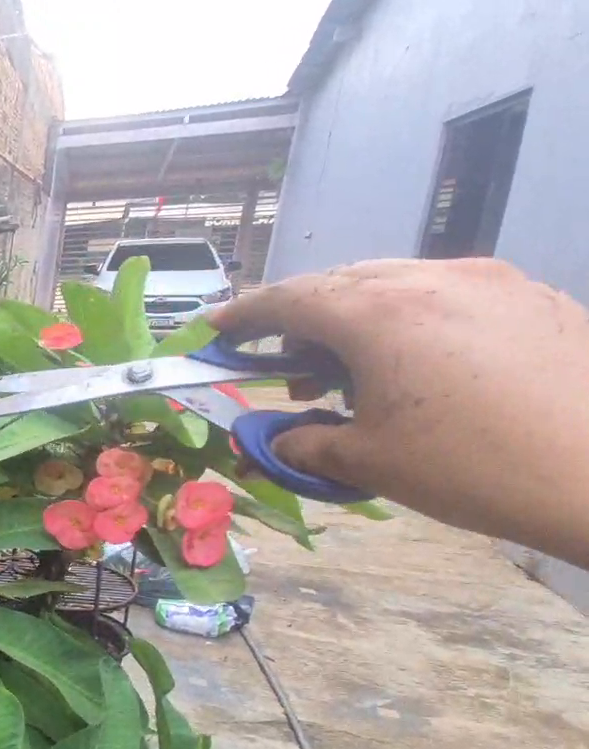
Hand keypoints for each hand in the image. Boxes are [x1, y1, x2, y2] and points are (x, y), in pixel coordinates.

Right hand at [210, 258, 588, 566]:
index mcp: (381, 315)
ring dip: (352, 320)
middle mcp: (436, 282)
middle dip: (297, 319)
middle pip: (340, 284)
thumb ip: (297, 439)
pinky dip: (405, 322)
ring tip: (345, 372)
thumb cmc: (470, 467)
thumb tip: (273, 437)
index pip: (289, 299)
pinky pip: (446, 296)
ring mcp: (495, 285)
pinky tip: (411, 369)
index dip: (241, 314)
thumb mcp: (359, 460)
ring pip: (395, 284)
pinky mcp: (535, 302)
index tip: (212, 330)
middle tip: (278, 363)